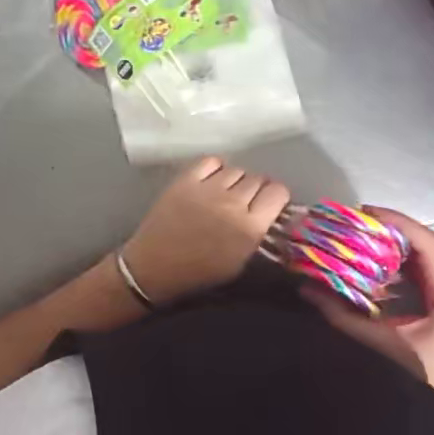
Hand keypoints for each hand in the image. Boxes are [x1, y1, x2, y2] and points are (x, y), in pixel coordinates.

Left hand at [120, 157, 291, 304]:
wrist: (155, 266)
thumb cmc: (198, 272)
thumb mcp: (239, 263)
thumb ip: (257, 235)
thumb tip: (267, 214)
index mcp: (250, 228)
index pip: (278, 193)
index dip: (276, 197)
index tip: (269, 204)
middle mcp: (233, 203)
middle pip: (258, 179)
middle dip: (256, 189)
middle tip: (245, 201)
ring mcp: (208, 189)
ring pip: (236, 170)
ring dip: (236, 180)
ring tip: (226, 192)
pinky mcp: (185, 180)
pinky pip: (210, 161)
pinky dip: (215, 168)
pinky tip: (211, 180)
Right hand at [304, 209, 433, 432]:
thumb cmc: (429, 378)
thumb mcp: (382, 345)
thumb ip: (342, 316)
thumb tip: (306, 287)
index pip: (424, 241)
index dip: (392, 221)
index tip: (357, 213)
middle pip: (423, 242)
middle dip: (385, 232)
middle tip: (349, 227)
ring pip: (425, 254)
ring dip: (392, 247)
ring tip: (357, 242)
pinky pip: (428, 268)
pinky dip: (400, 264)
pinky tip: (375, 266)